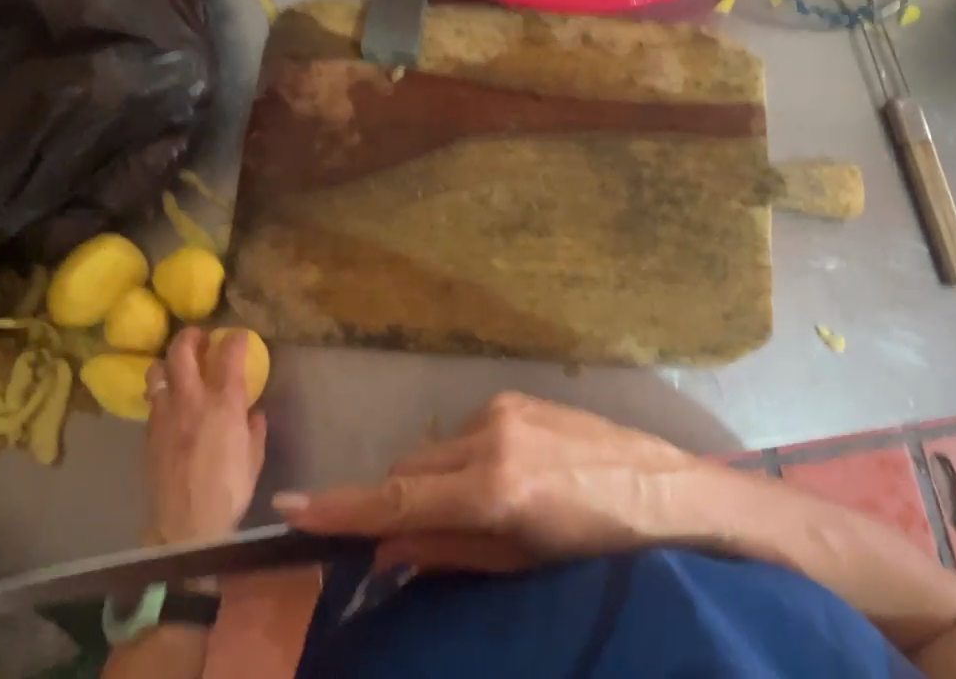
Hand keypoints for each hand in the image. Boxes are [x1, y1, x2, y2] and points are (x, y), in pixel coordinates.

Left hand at [144, 329, 267, 544]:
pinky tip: (168, 399)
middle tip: (200, 335)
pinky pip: (153, 400)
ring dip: (168, 361)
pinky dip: (161, 390)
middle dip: (191, 337)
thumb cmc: (229, 490)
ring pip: (158, 371)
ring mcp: (165, 414)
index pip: (229, 355)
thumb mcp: (254, 457)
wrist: (185, 525)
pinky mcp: (149, 432)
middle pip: (183, 352)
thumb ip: (254, 429)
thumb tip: (253, 412)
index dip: (236, 339)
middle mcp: (192, 400)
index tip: (241, 335)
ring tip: (176, 363)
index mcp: (224, 403)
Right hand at [274, 393, 713, 571]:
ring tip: (484, 504)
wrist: (663, 487)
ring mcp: (503, 409)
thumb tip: (384, 549)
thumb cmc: (594, 541)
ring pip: (435, 449)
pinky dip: (465, 456)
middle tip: (420, 532)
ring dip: (437, 478)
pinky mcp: (516, 395)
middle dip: (399, 499)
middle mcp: (489, 437)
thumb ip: (446, 551)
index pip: (399, 499)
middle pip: (408, 469)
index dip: (343, 507)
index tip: (292, 508)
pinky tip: (506, 472)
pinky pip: (466, 430)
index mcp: (493, 489)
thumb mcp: (520, 561)